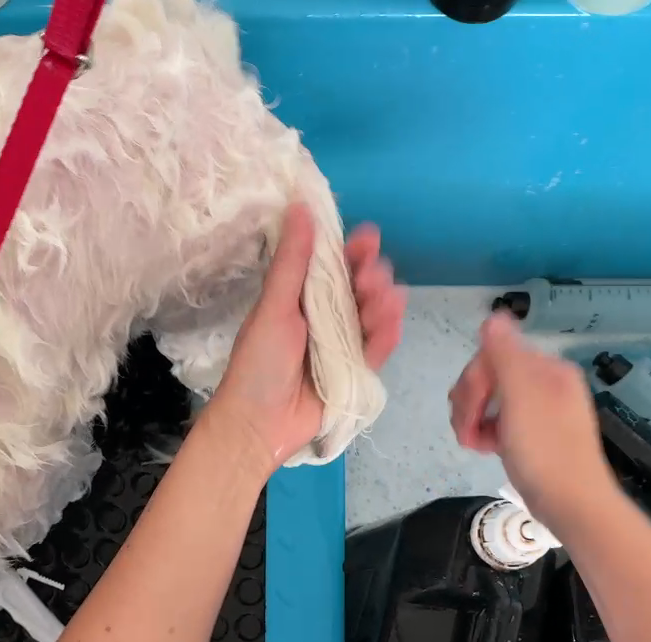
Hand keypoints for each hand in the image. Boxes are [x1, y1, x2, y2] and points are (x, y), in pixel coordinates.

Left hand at [204, 203, 404, 471]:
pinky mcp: (354, 373)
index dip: (351, 251)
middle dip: (370, 275)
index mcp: (299, 301)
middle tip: (371, 273)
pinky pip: (377, 349)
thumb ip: (292, 262)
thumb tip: (300, 206)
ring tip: (382, 295)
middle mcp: (322, 320)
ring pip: (371, 316)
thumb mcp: (273, 307)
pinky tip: (392, 318)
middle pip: (357, 289)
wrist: (258, 425)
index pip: (331, 268)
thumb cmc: (259, 364)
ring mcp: (340, 347)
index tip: (367, 236)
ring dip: (381, 300)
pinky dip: (387, 334)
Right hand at [448, 313, 619, 532]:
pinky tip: (485, 448)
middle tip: (467, 434)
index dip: (472, 385)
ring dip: (471, 420)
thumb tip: (493, 315)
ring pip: (486, 401)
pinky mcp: (529, 434)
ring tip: (474, 444)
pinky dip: (483, 433)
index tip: (470, 413)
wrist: (570, 502)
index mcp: (545, 370)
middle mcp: (543, 383)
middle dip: (468, 404)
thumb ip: (505, 355)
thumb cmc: (545, 451)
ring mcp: (536, 410)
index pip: (490, 357)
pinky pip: (495, 421)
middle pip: (486, 378)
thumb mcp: (521, 399)